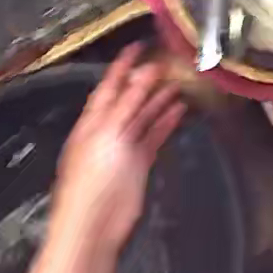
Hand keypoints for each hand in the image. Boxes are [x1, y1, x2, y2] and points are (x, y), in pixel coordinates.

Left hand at [49, 44, 185, 257]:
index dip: (123, 65)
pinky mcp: (139, 161)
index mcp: (94, 119)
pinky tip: (179, 109)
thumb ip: (129, 102)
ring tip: (179, 82)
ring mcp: (124, 145)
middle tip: (168, 62)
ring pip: (143, 115)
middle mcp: (108, 128)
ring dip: (159, 98)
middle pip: (129, 97)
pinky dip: (166, 121)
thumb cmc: (94, 179)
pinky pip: (153, 135)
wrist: (93, 227)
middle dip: (146, 80)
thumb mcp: (110, 134)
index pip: (110, 84)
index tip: (139, 46)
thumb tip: (146, 72)